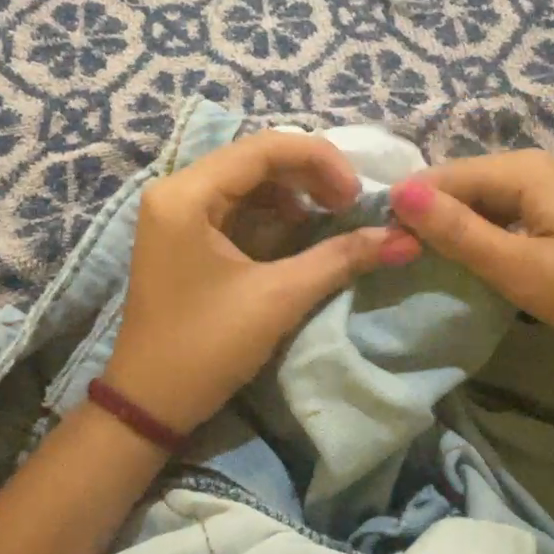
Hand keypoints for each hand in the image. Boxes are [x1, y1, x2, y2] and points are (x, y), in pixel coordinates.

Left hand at [103, 132, 419, 434]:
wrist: (148, 405)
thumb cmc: (206, 347)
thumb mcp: (278, 298)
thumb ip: (341, 258)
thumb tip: (406, 238)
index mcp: (186, 193)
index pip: (263, 148)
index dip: (319, 160)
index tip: (356, 196)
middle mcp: (175, 189)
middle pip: (254, 158)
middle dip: (309, 175)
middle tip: (349, 205)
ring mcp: (175, 211)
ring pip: (246, 179)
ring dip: (293, 192)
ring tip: (331, 217)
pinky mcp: (182, 233)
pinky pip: (234, 203)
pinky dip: (272, 211)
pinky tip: (300, 230)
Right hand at [388, 150, 553, 366]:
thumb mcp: (525, 270)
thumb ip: (459, 232)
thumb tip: (397, 192)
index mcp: (520, 170)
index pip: (437, 177)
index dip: (406, 212)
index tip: (383, 254)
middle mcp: (531, 167)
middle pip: (458, 187)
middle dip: (428, 221)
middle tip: (401, 267)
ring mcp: (550, 189)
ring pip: (480, 204)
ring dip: (454, 233)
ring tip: (427, 270)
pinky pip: (504, 216)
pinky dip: (484, 239)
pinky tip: (474, 266)